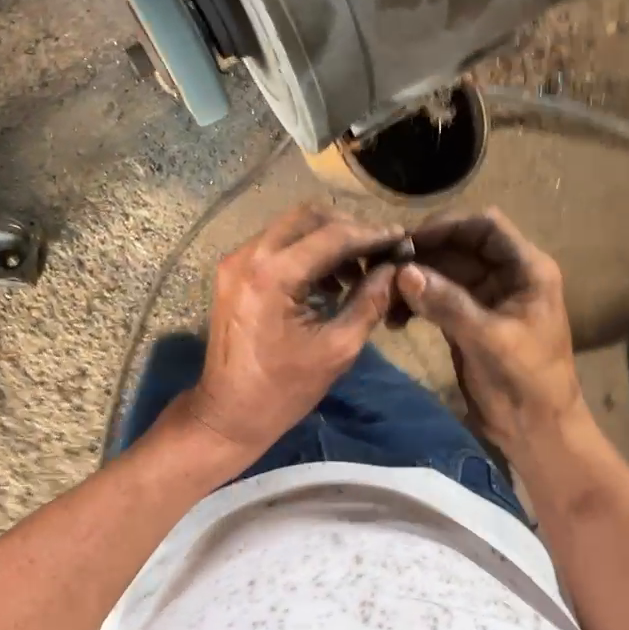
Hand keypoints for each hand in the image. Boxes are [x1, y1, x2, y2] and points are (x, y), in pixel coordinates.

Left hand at [183, 205, 404, 454]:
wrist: (227, 413)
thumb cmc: (284, 389)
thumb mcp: (337, 348)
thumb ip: (369, 301)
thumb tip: (396, 270)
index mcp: (272, 275)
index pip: (332, 235)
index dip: (371, 234)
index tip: (401, 238)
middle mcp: (249, 256)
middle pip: (309, 216)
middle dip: (348, 228)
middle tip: (378, 251)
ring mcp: (236, 261)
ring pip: (292, 226)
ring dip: (328, 238)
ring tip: (358, 270)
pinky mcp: (233, 271)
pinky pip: (276, 244)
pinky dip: (306, 251)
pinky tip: (329, 280)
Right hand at [395, 208, 584, 454]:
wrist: (536, 430)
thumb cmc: (527, 380)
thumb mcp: (489, 338)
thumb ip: (448, 303)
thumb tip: (404, 272)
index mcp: (527, 269)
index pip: (485, 226)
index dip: (448, 226)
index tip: (411, 241)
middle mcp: (506, 276)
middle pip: (459, 247)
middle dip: (424, 255)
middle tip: (385, 268)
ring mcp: (485, 298)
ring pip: (443, 272)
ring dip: (415, 280)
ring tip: (386, 295)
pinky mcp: (466, 321)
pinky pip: (436, 299)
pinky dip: (416, 302)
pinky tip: (396, 317)